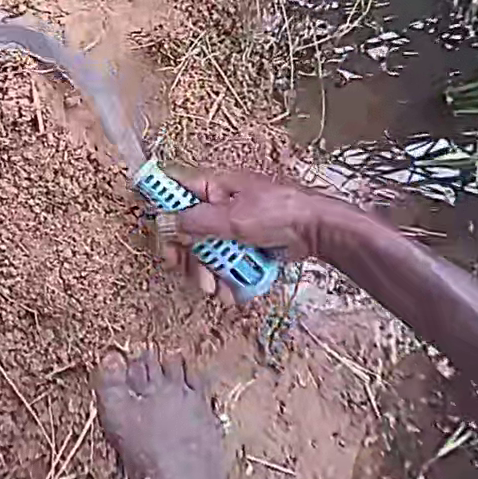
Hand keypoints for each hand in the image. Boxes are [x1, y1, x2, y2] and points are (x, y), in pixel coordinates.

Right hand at [159, 167, 369, 298]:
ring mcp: (228, 227)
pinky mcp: (241, 246)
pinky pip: (222, 263)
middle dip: (185, 254)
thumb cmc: (278, 213)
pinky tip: (230, 291)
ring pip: (203, 251)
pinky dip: (224, 278)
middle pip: (184, 229)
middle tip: (182, 269)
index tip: (159, 231)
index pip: (173, 190)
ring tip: (215, 288)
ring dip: (205, 272)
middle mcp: (215, 205)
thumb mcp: (231, 218)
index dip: (161, 208)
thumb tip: (162, 222)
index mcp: (211, 187)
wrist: (318, 231)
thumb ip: (194, 221)